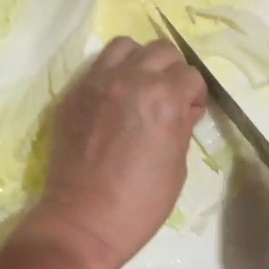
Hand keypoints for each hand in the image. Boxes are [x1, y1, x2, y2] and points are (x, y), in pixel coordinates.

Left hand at [18, 37, 207, 268]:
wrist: (84, 221)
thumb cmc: (139, 204)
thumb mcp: (176, 168)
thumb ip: (182, 128)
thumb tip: (184, 110)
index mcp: (163, 99)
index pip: (189, 76)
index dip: (194, 95)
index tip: (191, 112)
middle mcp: (130, 80)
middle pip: (161, 51)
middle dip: (171, 71)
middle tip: (169, 98)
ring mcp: (97, 83)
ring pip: (126, 47)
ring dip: (139, 62)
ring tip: (139, 89)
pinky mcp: (73, 95)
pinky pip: (97, 66)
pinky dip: (112, 74)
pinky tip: (114, 100)